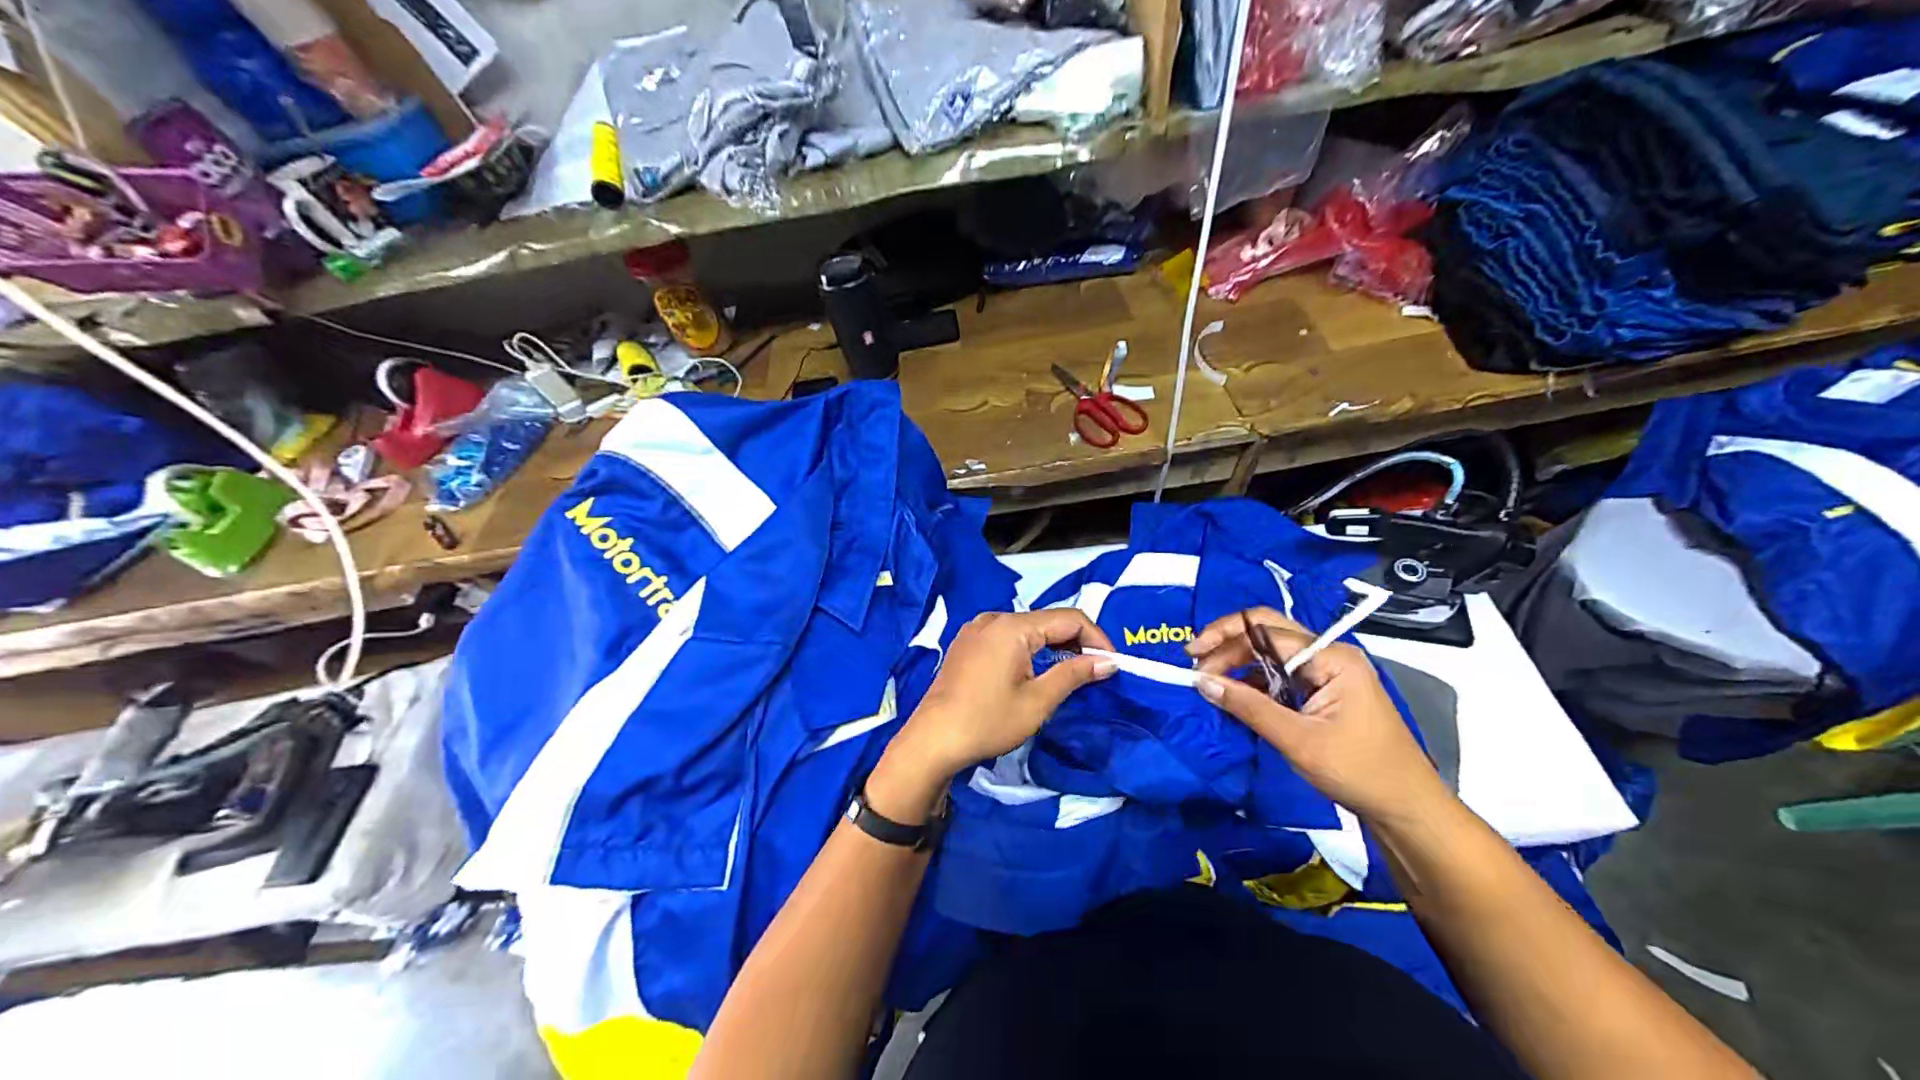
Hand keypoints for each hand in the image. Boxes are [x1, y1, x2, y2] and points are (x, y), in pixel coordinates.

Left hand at [870, 610, 1115, 822]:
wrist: (932, 740)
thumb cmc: (988, 721)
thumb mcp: (1038, 701)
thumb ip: (1074, 674)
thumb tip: (1107, 662)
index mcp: (1012, 626)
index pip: (1069, 618)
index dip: (1096, 639)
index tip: (1112, 665)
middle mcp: (993, 618)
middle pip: (1047, 620)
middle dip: (1076, 642)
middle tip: (1096, 672)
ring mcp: (976, 629)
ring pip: (1027, 629)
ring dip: (1052, 646)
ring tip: (1071, 673)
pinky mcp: (966, 644)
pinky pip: (1006, 637)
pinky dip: (1028, 649)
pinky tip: (1035, 672)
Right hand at [1186, 607, 1450, 825]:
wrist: (1407, 808)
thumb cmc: (1359, 771)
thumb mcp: (1298, 740)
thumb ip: (1248, 706)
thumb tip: (1202, 681)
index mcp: (1331, 657)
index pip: (1266, 629)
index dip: (1224, 636)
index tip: (1193, 656)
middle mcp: (1330, 656)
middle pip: (1267, 634)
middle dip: (1228, 647)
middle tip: (1196, 670)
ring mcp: (1328, 673)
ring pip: (1271, 655)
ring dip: (1239, 664)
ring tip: (1209, 684)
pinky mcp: (1324, 692)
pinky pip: (1281, 675)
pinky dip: (1255, 682)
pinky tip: (1236, 697)